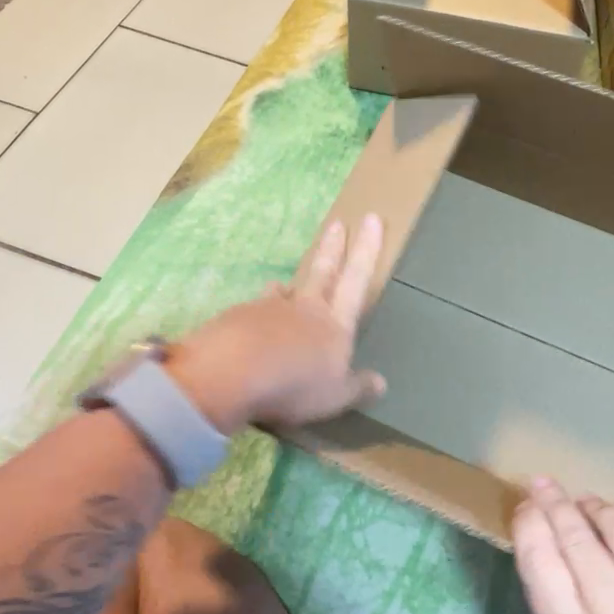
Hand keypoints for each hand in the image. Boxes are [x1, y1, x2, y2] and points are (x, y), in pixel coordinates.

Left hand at [169, 214, 387, 433]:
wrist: (231, 373)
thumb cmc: (294, 385)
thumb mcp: (334, 396)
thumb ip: (357, 387)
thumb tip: (382, 383)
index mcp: (334, 323)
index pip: (357, 280)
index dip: (367, 250)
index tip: (370, 218)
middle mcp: (304, 307)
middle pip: (322, 271)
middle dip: (332, 248)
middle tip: (337, 224)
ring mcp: (268, 308)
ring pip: (282, 291)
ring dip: (287, 286)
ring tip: (283, 285)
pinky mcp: (237, 318)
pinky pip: (253, 312)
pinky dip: (256, 316)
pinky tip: (250, 327)